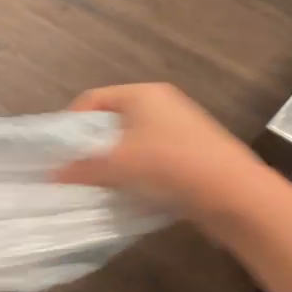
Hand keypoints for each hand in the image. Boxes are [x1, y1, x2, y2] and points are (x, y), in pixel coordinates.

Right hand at [55, 83, 269, 221]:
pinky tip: (132, 192)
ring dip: (115, 161)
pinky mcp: (196, 153)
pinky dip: (139, 171)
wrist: (238, 197)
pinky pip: (154, 157)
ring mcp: (183, 128)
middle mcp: (163, 103)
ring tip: (101, 184)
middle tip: (76, 168)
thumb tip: (53, 175)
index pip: (93, 99)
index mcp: (143, 94)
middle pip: (113, 120)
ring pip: (133, 141)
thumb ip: (81, 168)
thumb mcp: (117, 166)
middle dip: (92, 144)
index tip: (60, 150)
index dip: (71, 122)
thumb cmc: (170, 166)